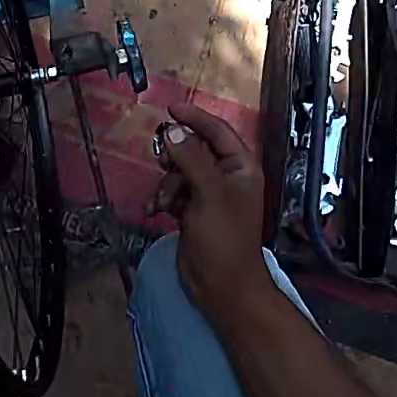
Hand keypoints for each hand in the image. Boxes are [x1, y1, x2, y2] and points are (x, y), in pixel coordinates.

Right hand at [154, 103, 273, 320]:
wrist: (223, 287)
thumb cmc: (225, 239)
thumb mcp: (209, 194)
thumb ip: (190, 159)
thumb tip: (172, 131)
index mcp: (240, 168)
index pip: (218, 131)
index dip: (196, 118)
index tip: (171, 109)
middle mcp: (225, 177)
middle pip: (194, 149)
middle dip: (175, 156)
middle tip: (161, 160)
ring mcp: (207, 194)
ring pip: (178, 170)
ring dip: (165, 183)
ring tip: (162, 201)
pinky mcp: (191, 210)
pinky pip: (172, 191)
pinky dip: (162, 198)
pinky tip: (156, 211)